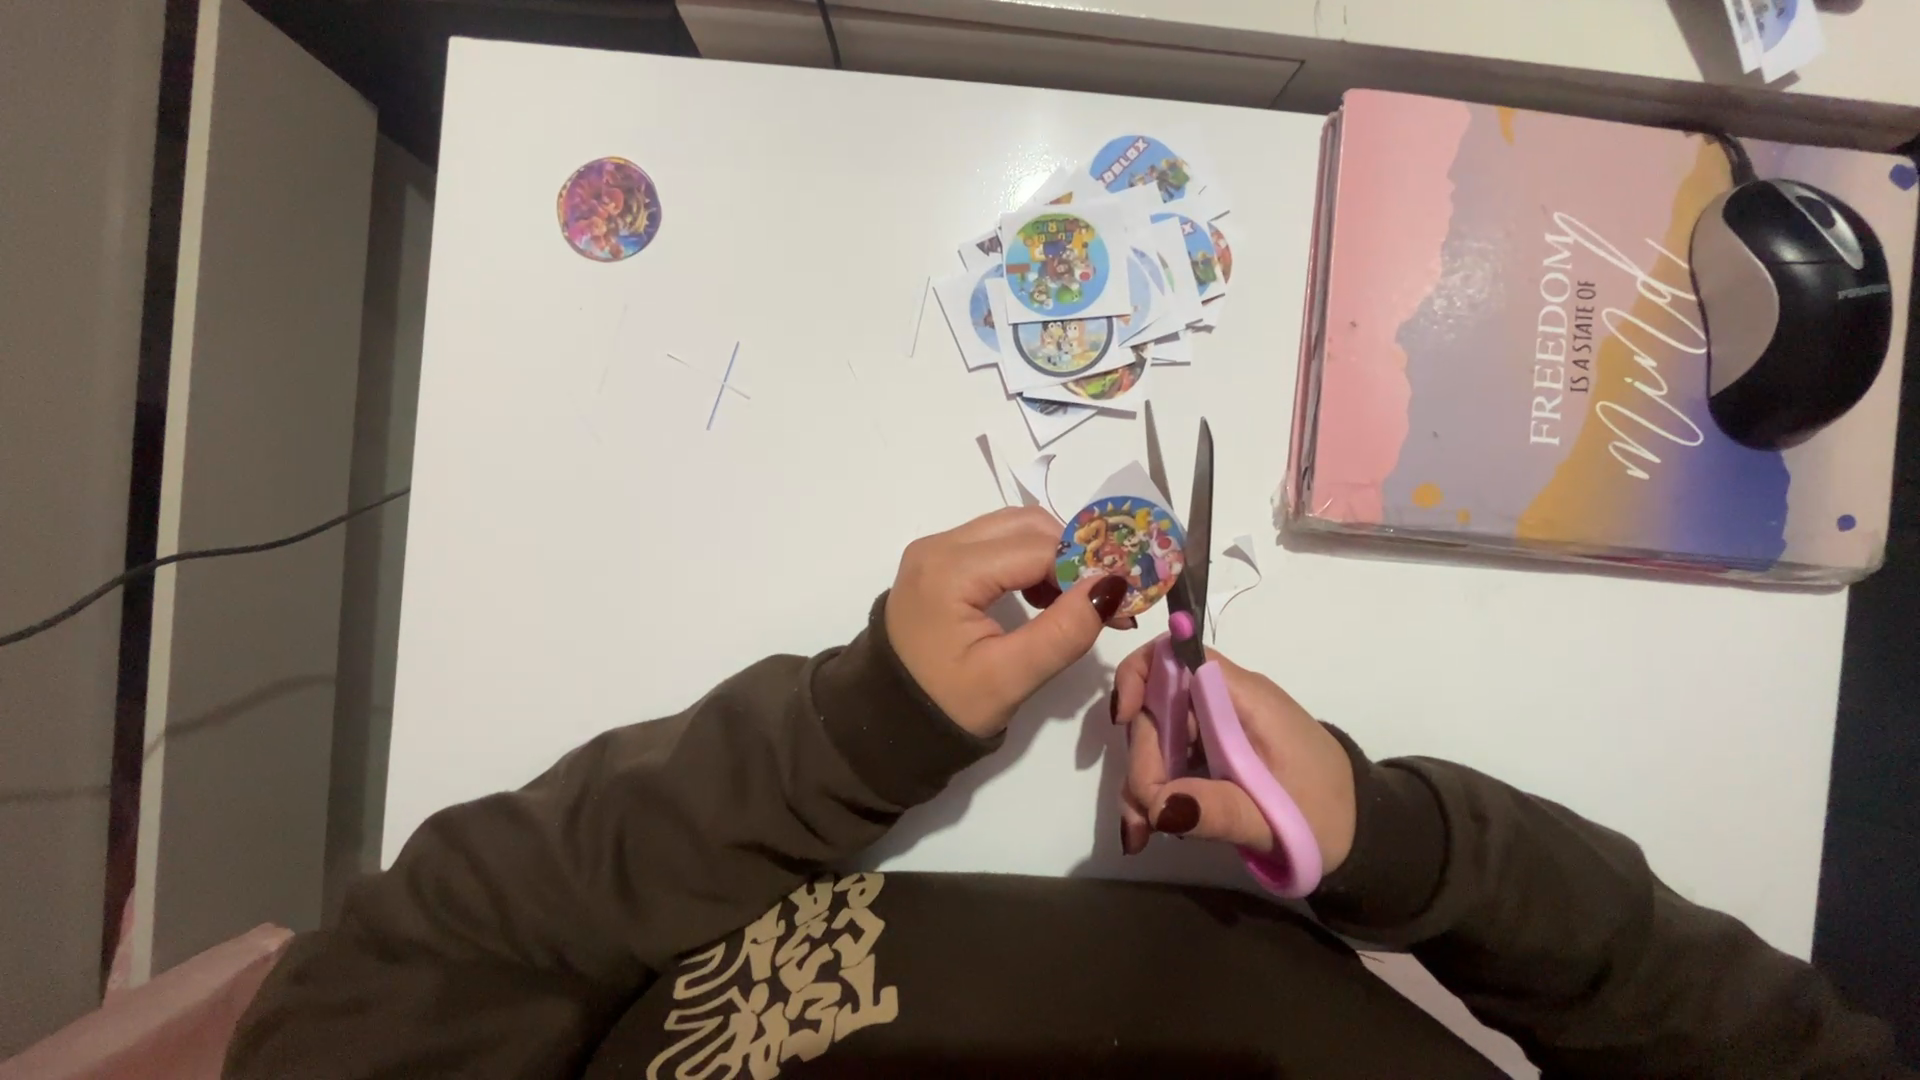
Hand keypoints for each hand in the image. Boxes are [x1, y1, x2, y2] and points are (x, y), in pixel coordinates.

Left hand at [886, 507, 1129, 737]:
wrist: (883, 721)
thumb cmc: (945, 706)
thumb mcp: (1009, 678)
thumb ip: (1063, 632)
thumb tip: (1114, 585)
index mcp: (949, 570)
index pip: (1037, 548)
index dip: (1086, 568)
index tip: (1125, 599)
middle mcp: (938, 545)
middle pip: (1025, 526)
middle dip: (1072, 556)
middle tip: (1106, 600)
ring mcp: (935, 550)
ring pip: (1012, 529)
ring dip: (1052, 557)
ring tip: (1079, 602)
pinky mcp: (938, 561)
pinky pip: (995, 543)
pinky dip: (1028, 560)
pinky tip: (1045, 598)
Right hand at [1111, 644, 1356, 874]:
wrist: (1363, 830)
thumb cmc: (1327, 813)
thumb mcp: (1274, 819)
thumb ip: (1217, 810)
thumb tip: (1158, 806)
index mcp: (1241, 698)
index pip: (1176, 655)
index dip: (1139, 676)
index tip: (1124, 720)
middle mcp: (1222, 702)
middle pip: (1157, 708)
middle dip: (1140, 760)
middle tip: (1144, 817)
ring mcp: (1214, 727)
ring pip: (1156, 737)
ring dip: (1141, 783)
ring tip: (1141, 833)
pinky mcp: (1211, 751)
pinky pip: (1169, 759)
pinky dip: (1155, 792)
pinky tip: (1149, 828)